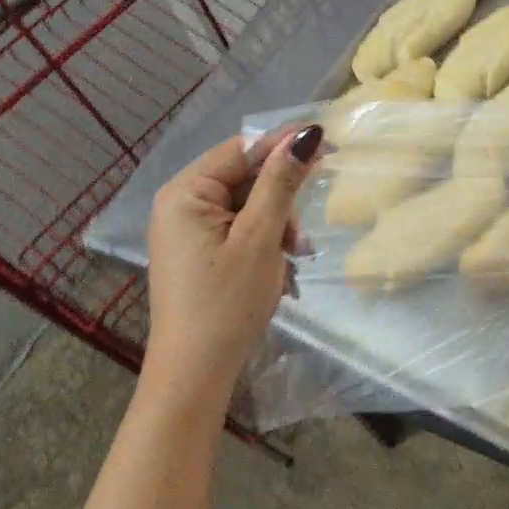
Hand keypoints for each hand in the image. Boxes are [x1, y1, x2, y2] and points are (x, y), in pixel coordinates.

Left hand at [142, 124, 323, 400]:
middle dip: (280, 199)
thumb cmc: (227, 301)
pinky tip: (280, 265)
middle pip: (244, 177)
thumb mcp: (260, 238)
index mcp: (185, 192)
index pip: (241, 150)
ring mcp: (186, 230)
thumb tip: (304, 135)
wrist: (195, 372)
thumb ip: (280, 183)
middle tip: (303, 235)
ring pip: (246, 205)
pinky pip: (238, 229)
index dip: (284, 145)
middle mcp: (180, 204)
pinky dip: (263, 240)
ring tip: (294, 256)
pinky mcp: (197, 253)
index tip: (328, 143)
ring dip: (276, 223)